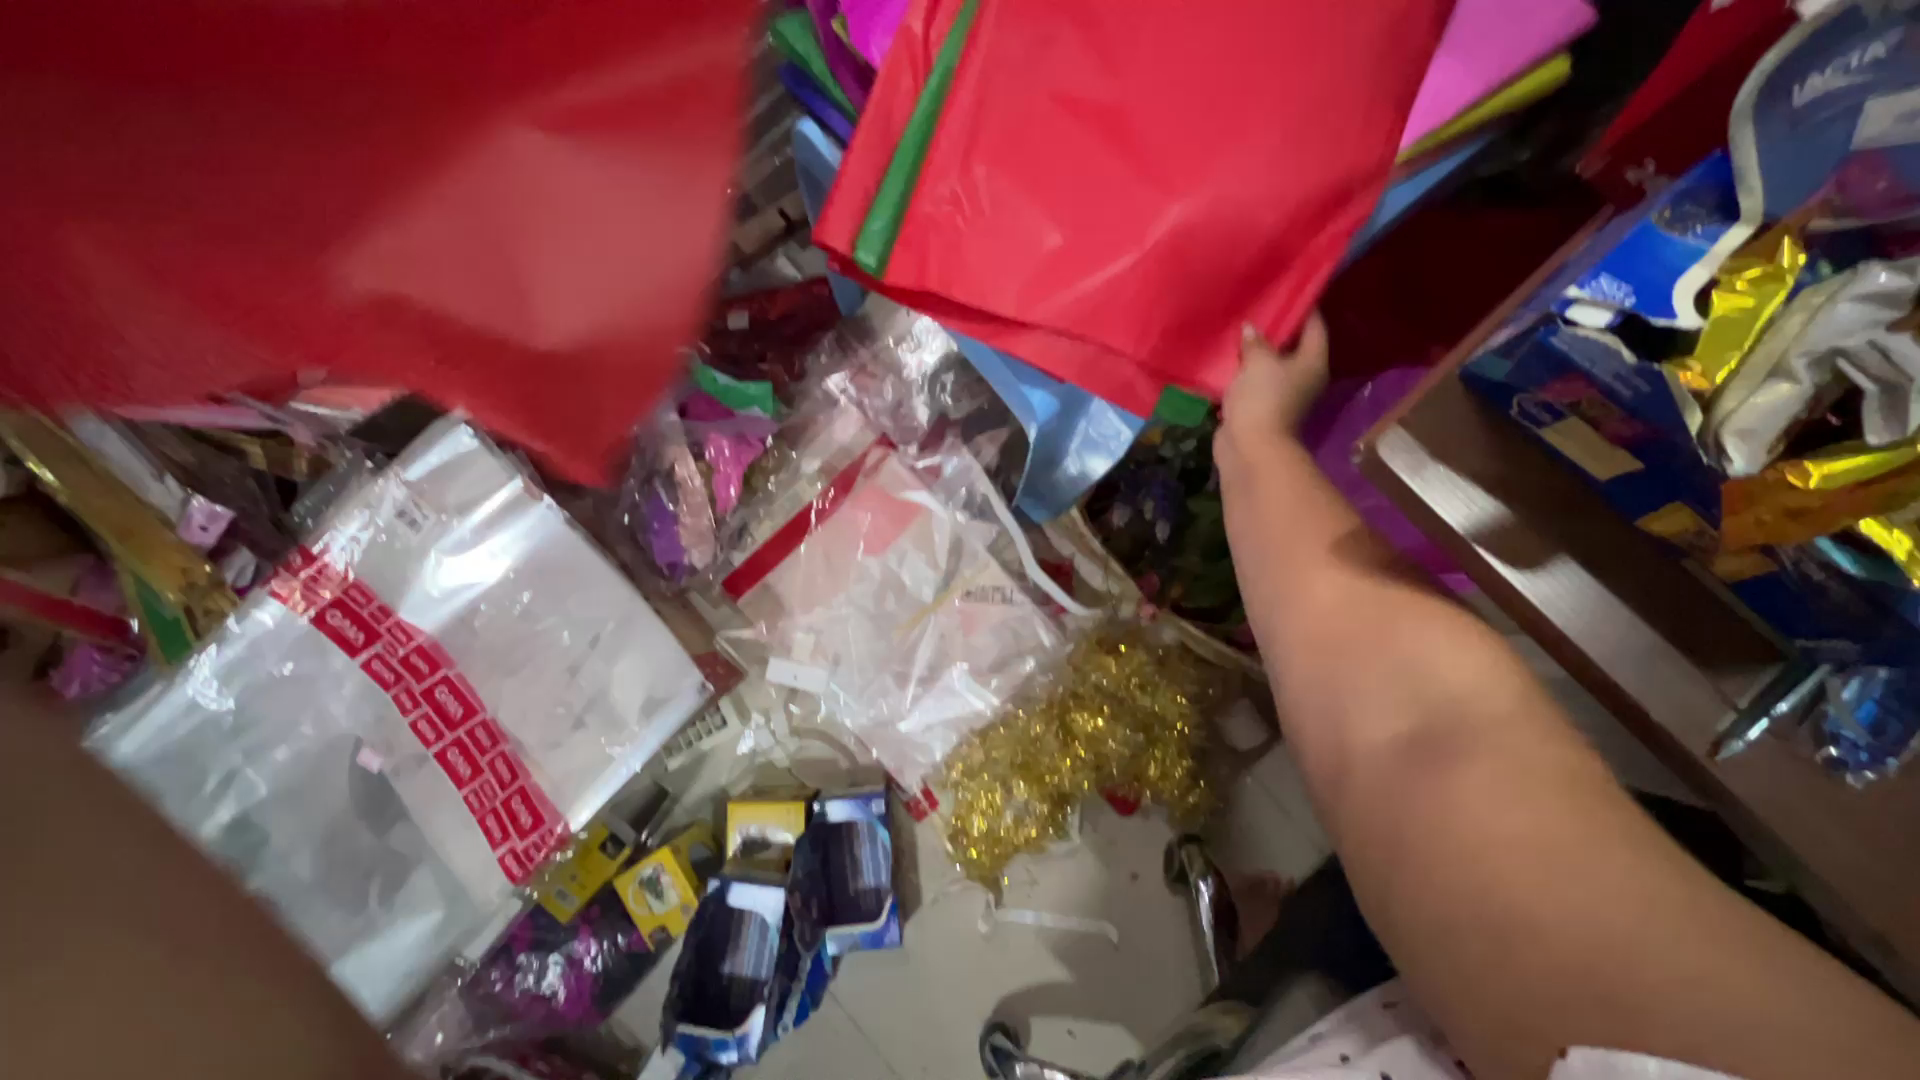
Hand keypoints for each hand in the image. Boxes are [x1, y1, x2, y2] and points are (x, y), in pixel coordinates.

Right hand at [1218, 312, 1329, 460]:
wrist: (1249, 447)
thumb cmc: (1263, 398)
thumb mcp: (1259, 361)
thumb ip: (1255, 341)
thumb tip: (1251, 329)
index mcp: (1313, 362)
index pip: (1315, 325)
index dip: (1303, 307)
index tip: (1286, 290)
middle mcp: (1304, 377)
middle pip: (1292, 345)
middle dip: (1274, 330)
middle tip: (1256, 308)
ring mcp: (1282, 394)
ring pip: (1269, 365)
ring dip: (1255, 352)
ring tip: (1237, 331)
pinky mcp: (1260, 407)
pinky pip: (1252, 382)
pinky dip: (1242, 373)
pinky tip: (1226, 359)